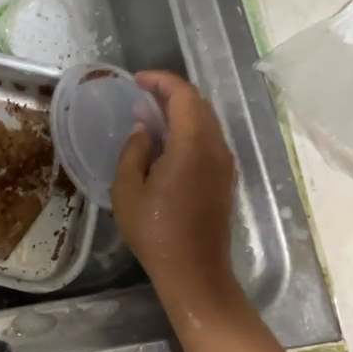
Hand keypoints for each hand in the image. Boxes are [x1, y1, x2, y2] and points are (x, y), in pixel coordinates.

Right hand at [111, 71, 239, 299]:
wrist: (194, 271)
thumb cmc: (155, 231)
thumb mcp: (128, 190)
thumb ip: (134, 151)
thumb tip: (144, 128)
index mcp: (192, 146)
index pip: (184, 96)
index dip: (161, 81)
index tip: (137, 80)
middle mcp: (215, 148)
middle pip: (199, 105)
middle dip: (171, 93)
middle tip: (141, 95)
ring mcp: (224, 164)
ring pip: (206, 122)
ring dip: (181, 112)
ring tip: (151, 116)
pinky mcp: (224, 179)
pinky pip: (209, 140)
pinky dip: (189, 130)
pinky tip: (167, 142)